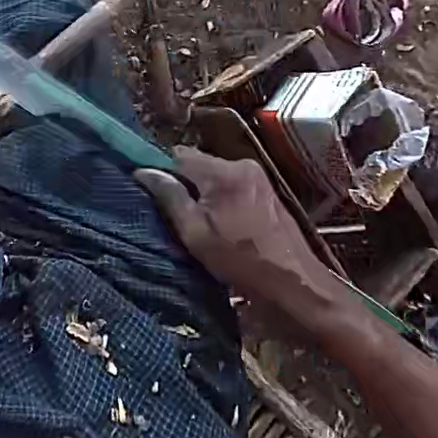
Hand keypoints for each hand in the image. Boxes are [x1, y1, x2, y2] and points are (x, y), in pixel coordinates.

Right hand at [135, 149, 348, 324]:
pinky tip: (219, 225)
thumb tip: (143, 171)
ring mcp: (258, 176)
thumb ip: (170, 198)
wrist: (295, 284)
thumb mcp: (196, 234)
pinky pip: (232, 184)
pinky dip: (221, 198)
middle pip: (198, 163)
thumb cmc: (241, 263)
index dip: (161, 170)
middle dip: (183, 184)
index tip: (150, 192)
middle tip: (173, 215)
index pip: (178, 154)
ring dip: (202, 193)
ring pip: (215, 175)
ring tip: (196, 224)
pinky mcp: (266, 190)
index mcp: (223, 171)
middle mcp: (242, 164)